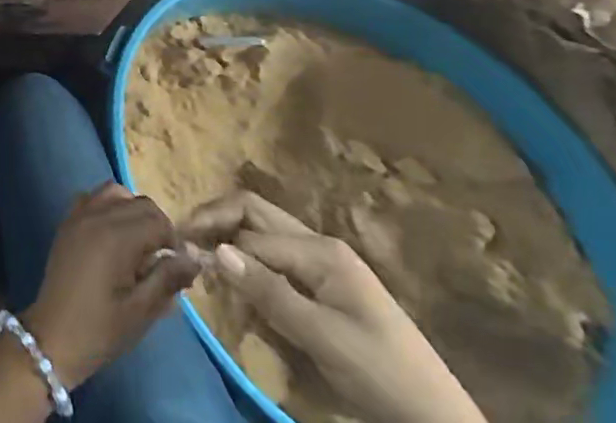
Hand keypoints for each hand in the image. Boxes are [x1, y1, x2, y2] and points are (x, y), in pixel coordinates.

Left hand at [23, 183, 203, 389]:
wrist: (54, 335)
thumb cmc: (102, 327)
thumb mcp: (143, 309)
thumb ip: (169, 277)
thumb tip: (194, 256)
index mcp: (116, 237)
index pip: (158, 220)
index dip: (174, 241)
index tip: (177, 266)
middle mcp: (96, 216)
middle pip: (139, 203)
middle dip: (157, 225)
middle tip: (161, 258)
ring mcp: (77, 216)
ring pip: (114, 193)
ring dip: (133, 210)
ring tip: (138, 244)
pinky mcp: (66, 222)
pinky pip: (92, 198)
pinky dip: (108, 207)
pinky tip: (113, 237)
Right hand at [179, 192, 485, 422]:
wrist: (435, 417)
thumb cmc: (380, 372)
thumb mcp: (322, 336)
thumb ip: (268, 291)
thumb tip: (214, 250)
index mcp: (320, 250)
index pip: (250, 230)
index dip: (212, 237)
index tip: (180, 254)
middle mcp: (318, 245)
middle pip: (253, 213)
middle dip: (214, 220)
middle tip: (182, 240)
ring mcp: (322, 264)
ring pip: (261, 232)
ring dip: (228, 237)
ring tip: (201, 258)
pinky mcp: (322, 285)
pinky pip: (273, 258)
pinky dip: (247, 260)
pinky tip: (235, 280)